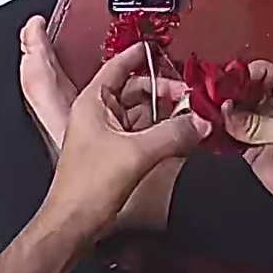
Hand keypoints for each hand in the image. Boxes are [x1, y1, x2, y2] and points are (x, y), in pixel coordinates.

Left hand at [44, 47, 211, 237]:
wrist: (74, 223)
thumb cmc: (86, 187)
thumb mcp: (137, 153)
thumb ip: (173, 134)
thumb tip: (198, 122)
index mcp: (93, 102)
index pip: (117, 66)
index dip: (137, 56)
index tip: (154, 49)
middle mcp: (97, 114)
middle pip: (134, 90)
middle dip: (162, 90)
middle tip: (187, 95)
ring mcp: (105, 134)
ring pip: (139, 112)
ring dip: (163, 113)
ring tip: (189, 116)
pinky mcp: (114, 154)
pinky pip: (141, 133)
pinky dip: (160, 131)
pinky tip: (178, 136)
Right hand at [222, 62, 272, 225]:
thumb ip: (260, 122)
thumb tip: (228, 112)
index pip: (266, 73)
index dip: (245, 74)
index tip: (224, 80)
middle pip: (246, 91)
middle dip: (227, 93)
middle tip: (207, 97)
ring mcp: (265, 130)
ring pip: (235, 114)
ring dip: (219, 113)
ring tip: (202, 112)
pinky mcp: (253, 152)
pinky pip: (231, 138)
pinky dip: (218, 135)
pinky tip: (207, 131)